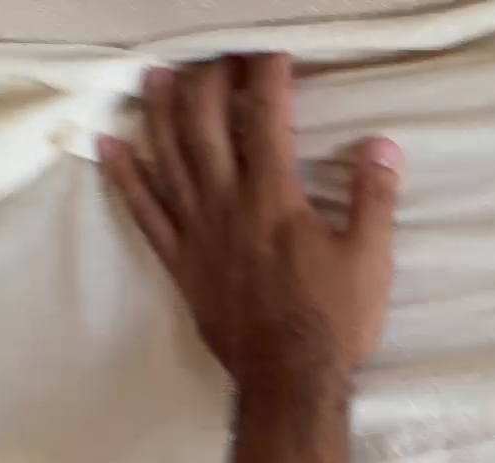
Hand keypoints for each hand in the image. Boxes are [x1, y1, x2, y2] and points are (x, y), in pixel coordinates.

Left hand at [98, 56, 401, 409]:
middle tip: (218, 58)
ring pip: (167, 154)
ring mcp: (197, 230)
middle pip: (205, 124)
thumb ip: (374, 201)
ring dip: (160, 109)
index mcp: (276, 199)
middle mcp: (227, 203)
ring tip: (160, 75)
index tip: (271, 54)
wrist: (292, 375)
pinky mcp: (181, 260)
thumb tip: (383, 147)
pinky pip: (143, 208)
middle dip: (210, 81)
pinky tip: (111, 144)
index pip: (266, 121)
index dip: (268, 80)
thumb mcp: (372, 261)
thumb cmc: (336, 320)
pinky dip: (125, 173)